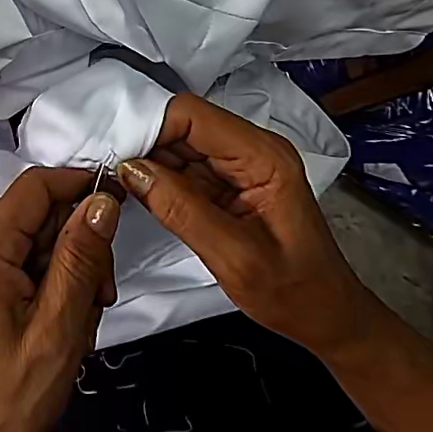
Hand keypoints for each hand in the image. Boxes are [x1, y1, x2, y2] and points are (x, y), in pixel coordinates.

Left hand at [0, 168, 118, 431]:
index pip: (41, 184)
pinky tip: (69, 324)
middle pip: (49, 212)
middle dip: (85, 243)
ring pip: (51, 241)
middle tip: (99, 290)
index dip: (84, 185)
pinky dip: (64, 288)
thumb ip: (82, 256)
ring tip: (82, 317)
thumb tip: (103, 201)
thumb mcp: (58, 325)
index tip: (120, 204)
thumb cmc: (1, 404)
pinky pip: (41, 267)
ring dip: (79, 271)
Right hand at [116, 94, 379, 359]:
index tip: (116, 156)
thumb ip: (181, 210)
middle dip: (145, 145)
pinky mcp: (232, 185)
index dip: (151, 128)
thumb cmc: (293, 291)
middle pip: (186, 126)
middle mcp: (253, 150)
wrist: (325, 315)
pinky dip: (163, 182)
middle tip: (106, 173)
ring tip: (115, 185)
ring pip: (183, 147)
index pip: (194, 116)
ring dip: (150, 164)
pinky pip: (189, 171)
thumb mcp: (235, 257)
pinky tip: (139, 195)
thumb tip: (131, 169)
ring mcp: (243, 167)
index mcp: (263, 156)